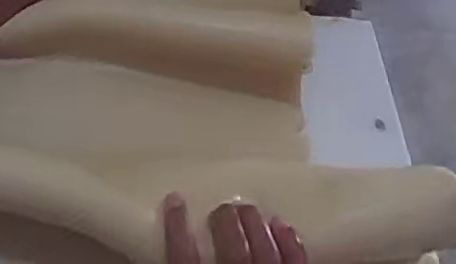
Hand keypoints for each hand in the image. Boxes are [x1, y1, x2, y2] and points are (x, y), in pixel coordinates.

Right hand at [163, 193, 305, 263]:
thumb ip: (180, 261)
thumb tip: (161, 240)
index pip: (184, 260)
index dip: (177, 229)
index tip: (174, 198)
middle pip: (231, 251)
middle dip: (225, 223)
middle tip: (222, 207)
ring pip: (263, 252)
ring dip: (255, 226)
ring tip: (247, 209)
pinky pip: (295, 262)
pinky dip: (289, 242)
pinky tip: (280, 224)